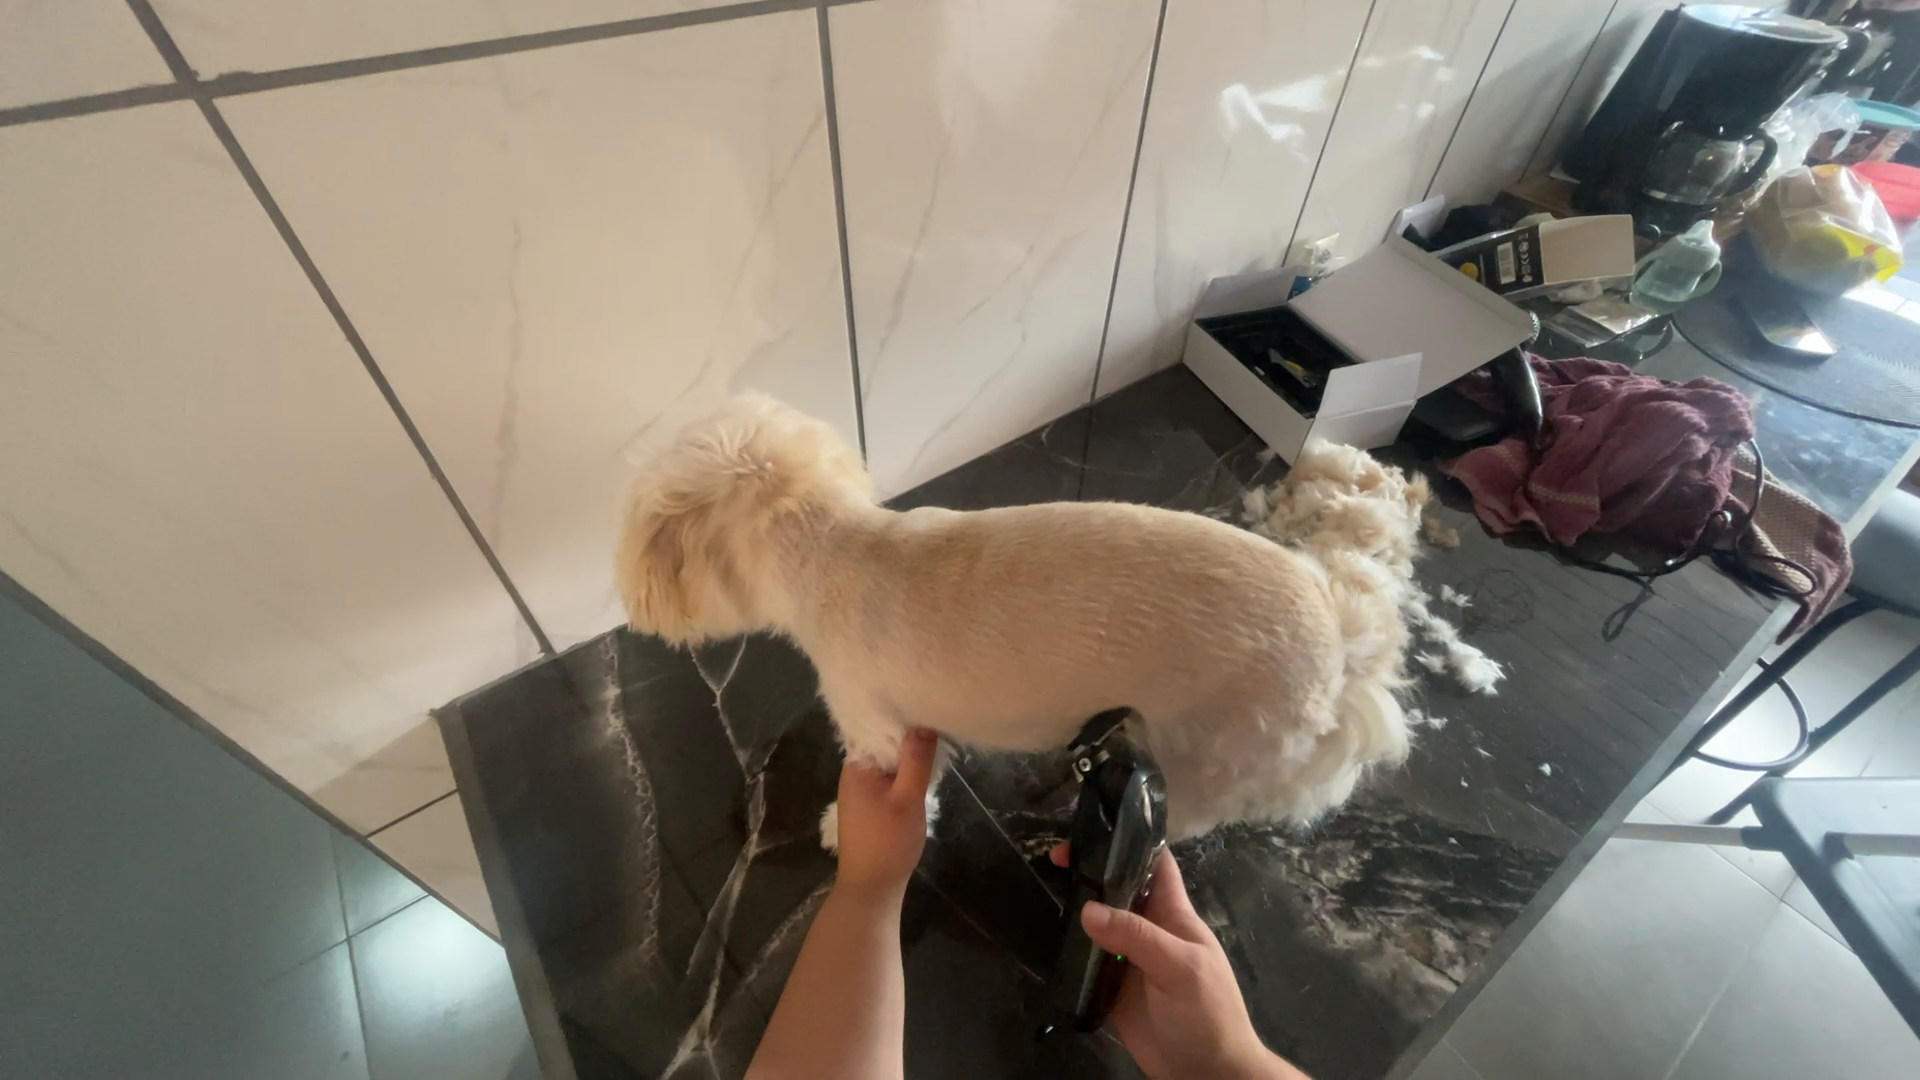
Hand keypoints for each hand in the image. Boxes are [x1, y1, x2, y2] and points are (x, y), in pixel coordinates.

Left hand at [832, 729, 937, 898]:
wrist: (872, 889)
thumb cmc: (888, 842)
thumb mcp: (908, 798)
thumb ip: (916, 760)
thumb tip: (924, 722)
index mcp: (857, 765)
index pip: (875, 725)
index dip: (900, 714)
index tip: (925, 706)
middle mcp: (855, 771)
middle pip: (883, 741)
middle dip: (909, 734)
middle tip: (938, 723)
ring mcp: (861, 788)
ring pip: (889, 759)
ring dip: (909, 755)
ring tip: (937, 742)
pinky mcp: (870, 802)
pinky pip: (889, 775)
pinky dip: (905, 771)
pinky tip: (925, 770)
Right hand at [1050, 845, 1305, 1079]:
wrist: (1209, 1076)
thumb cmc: (1209, 1012)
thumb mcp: (1180, 966)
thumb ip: (1136, 936)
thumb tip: (1086, 909)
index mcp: (1172, 912)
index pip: (1155, 862)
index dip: (1132, 840)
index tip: (1098, 825)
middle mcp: (1147, 927)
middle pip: (1117, 886)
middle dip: (1091, 868)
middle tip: (1057, 857)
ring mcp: (1128, 957)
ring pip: (1098, 920)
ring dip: (1076, 905)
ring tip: (1047, 886)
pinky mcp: (1111, 986)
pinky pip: (1087, 960)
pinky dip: (1069, 948)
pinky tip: (1050, 935)